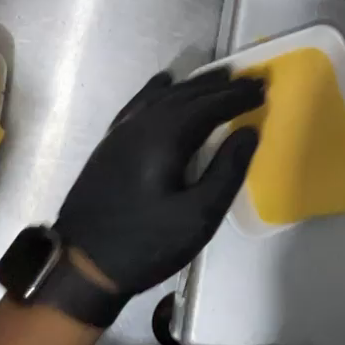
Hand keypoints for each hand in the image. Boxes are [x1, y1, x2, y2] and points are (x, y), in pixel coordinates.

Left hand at [55, 68, 263, 296]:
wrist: (81, 265)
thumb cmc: (147, 244)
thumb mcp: (199, 216)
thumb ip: (227, 170)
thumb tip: (248, 132)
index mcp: (165, 137)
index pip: (209, 106)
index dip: (237, 97)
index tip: (263, 89)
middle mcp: (142, 125)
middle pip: (187, 95)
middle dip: (220, 87)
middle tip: (249, 81)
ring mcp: (121, 132)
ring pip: (163, 96)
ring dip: (193, 86)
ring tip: (217, 78)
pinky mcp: (109, 144)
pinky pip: (139, 104)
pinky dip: (158, 91)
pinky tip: (164, 84)